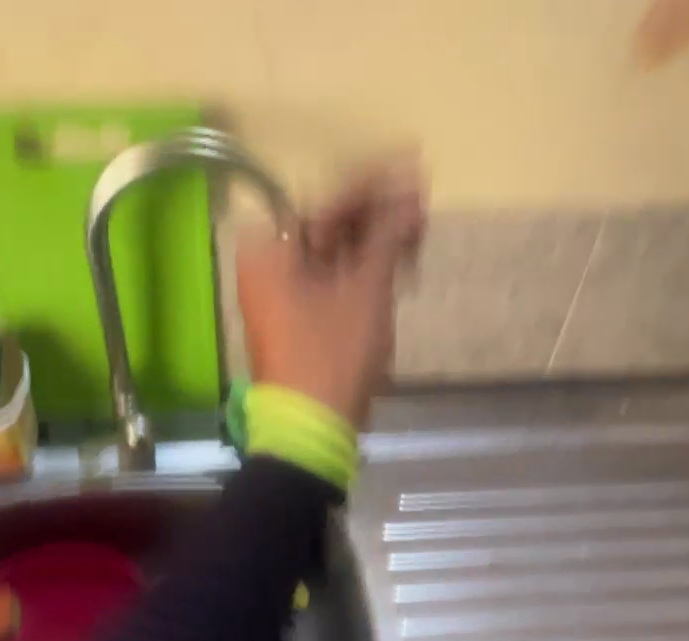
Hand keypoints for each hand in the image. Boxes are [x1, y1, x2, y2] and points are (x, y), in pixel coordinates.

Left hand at [236, 160, 426, 426]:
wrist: (310, 429)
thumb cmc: (333, 356)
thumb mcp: (366, 290)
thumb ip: (387, 235)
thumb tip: (407, 193)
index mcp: (268, 250)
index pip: (327, 198)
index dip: (373, 181)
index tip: (412, 162)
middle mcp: (266, 266)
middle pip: (330, 225)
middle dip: (378, 214)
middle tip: (423, 202)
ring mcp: (279, 295)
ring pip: (334, 254)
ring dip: (375, 243)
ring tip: (418, 236)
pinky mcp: (295, 319)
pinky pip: (331, 281)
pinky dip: (362, 273)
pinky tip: (398, 266)